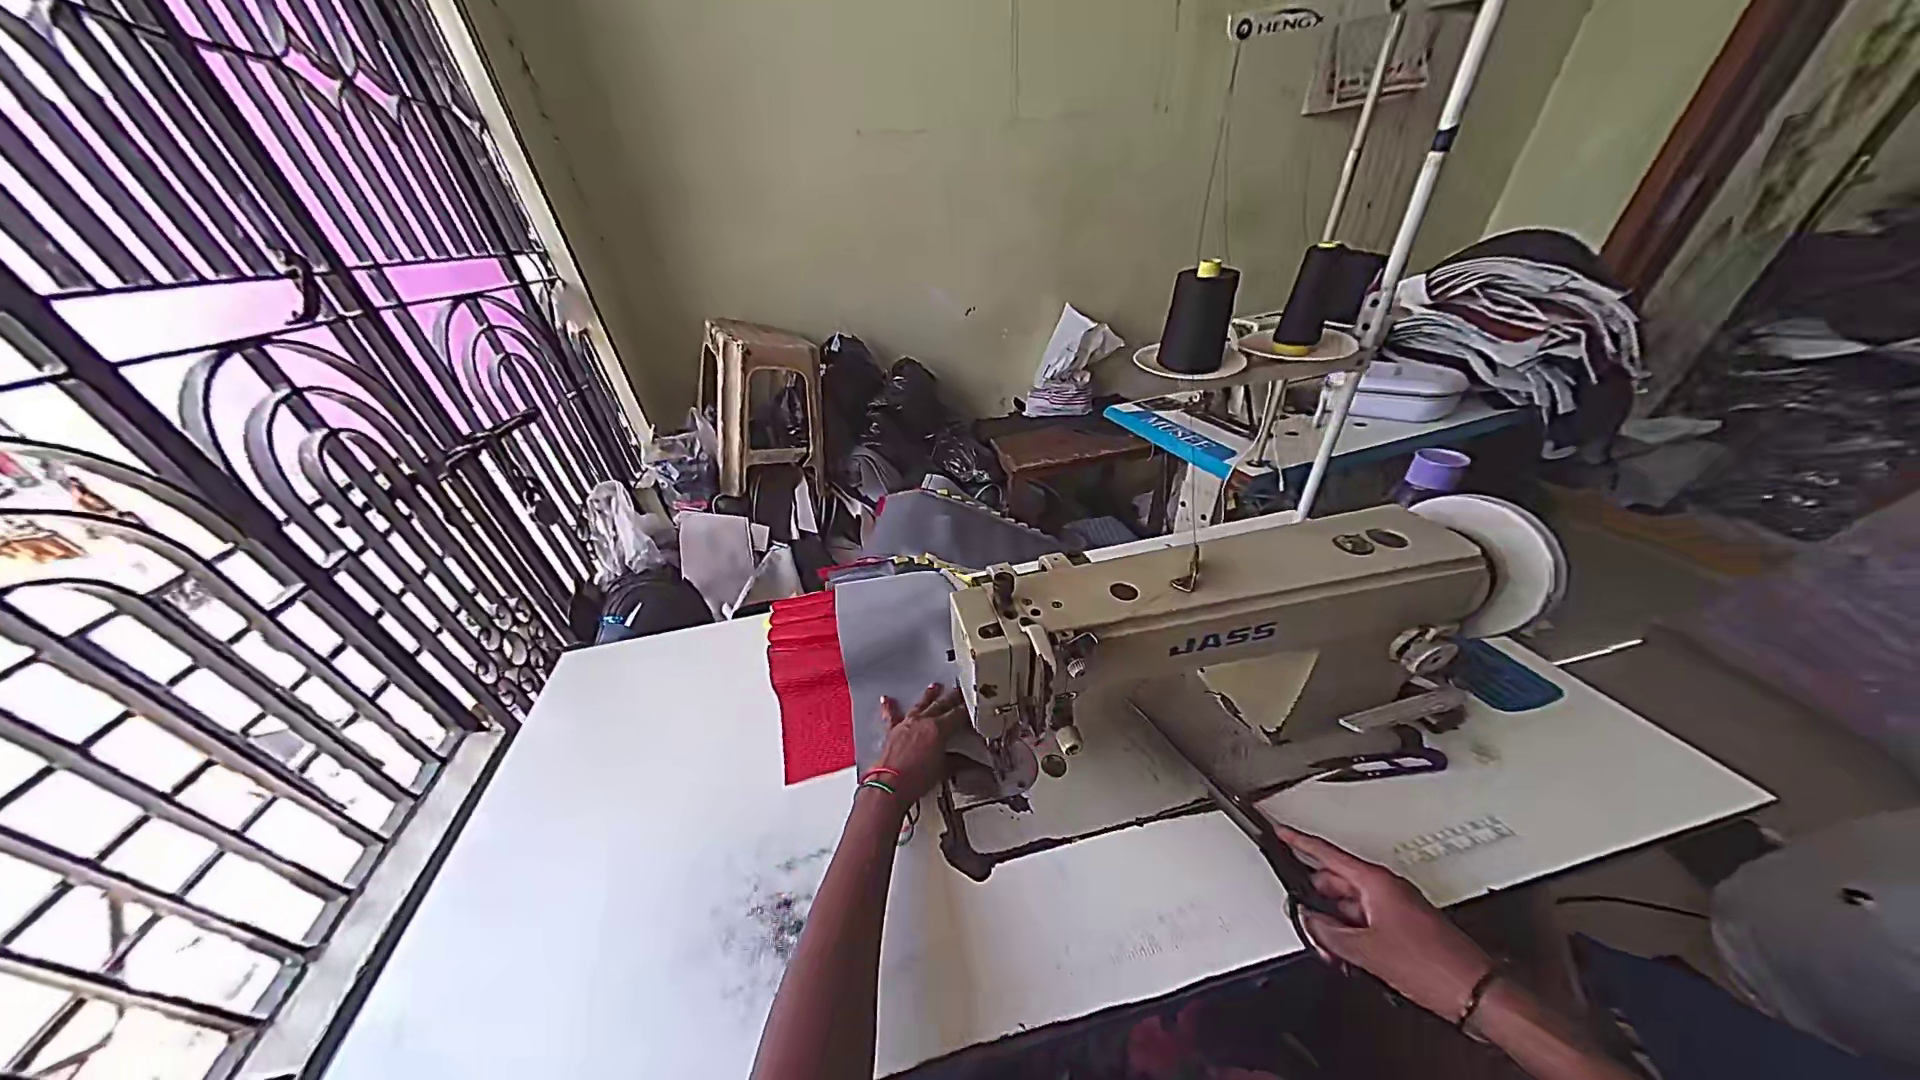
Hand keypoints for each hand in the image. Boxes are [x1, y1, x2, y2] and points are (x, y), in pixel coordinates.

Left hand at [873, 684, 966, 801]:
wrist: (890, 786)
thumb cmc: (917, 779)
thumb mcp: (943, 770)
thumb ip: (957, 762)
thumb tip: (969, 762)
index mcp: (939, 728)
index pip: (957, 715)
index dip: (966, 710)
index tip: (973, 707)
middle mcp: (923, 721)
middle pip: (941, 705)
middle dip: (952, 697)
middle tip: (959, 690)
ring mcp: (907, 724)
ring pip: (921, 705)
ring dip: (929, 696)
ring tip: (935, 686)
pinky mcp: (893, 731)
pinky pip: (892, 715)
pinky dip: (890, 707)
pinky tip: (886, 699)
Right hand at [1275, 825, 1495, 1022]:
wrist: (1477, 995)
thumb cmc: (1434, 967)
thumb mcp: (1365, 949)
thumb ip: (1328, 931)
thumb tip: (1311, 921)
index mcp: (1375, 881)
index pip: (1326, 852)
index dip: (1299, 840)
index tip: (1282, 831)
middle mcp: (1386, 888)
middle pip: (1337, 881)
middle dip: (1318, 899)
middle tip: (1306, 917)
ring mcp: (1397, 906)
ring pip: (1351, 904)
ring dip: (1337, 922)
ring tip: (1332, 947)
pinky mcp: (1406, 925)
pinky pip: (1367, 918)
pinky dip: (1354, 932)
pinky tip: (1351, 954)